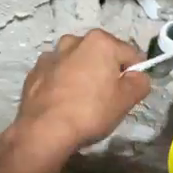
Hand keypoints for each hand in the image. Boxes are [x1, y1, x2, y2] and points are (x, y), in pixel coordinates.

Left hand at [10, 30, 151, 157]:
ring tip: (81, 102)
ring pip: (75, 64)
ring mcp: (50, 56)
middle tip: (105, 99)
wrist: (44, 131)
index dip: (134, 73)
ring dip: (81, 76)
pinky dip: (61, 84)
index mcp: (99, 41)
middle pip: (100, 56)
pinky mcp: (34, 73)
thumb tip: (138, 76)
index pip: (129, 54)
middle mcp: (73, 41)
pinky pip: (56, 75)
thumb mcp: (126, 100)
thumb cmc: (90, 112)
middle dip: (105, 72)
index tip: (129, 93)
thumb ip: (139, 82)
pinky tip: (62, 104)